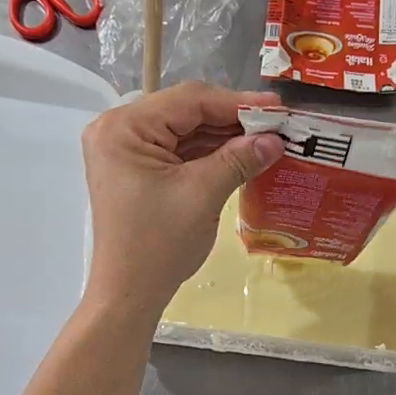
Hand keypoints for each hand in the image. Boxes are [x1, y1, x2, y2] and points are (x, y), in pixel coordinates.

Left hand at [79, 82, 284, 319]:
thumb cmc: (159, 244)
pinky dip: (208, 154)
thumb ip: (238, 159)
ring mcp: (124, 151)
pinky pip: (176, 151)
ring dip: (223, 137)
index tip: (278, 108)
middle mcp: (117, 130)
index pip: (188, 101)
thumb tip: (275, 139)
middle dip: (231, 120)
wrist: (129, 293)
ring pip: (183, 132)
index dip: (237, 103)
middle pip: (185, 112)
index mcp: (124, 128)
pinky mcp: (135, 171)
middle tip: (277, 125)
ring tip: (266, 140)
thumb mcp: (202, 194)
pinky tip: (241, 155)